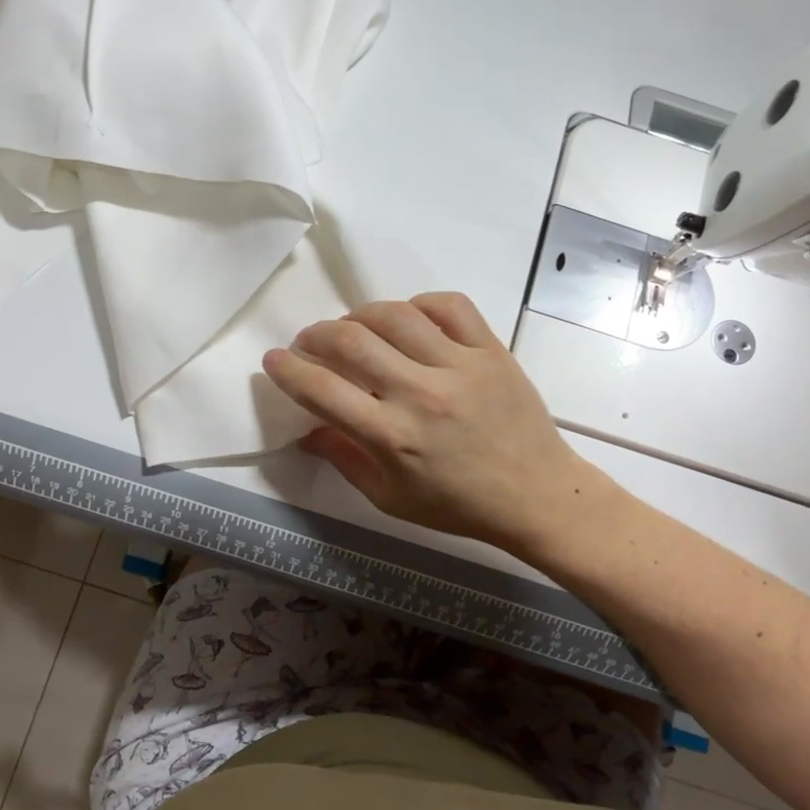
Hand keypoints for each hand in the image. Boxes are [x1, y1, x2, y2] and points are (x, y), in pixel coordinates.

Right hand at [263, 293, 596, 551]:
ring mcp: (459, 366)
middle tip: (309, 343)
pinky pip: (448, 305)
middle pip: (350, 341)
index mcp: (391, 436)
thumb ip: (345, 460)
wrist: (534, 495)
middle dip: (315, 335)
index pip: (322, 390)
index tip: (274, 361)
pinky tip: (407, 320)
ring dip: (359, 315)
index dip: (288, 370)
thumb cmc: (457, 506)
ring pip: (394, 314)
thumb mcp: (390, 499)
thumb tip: (308, 429)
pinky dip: (418, 304)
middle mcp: (421, 393)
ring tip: (352, 328)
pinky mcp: (490, 350)